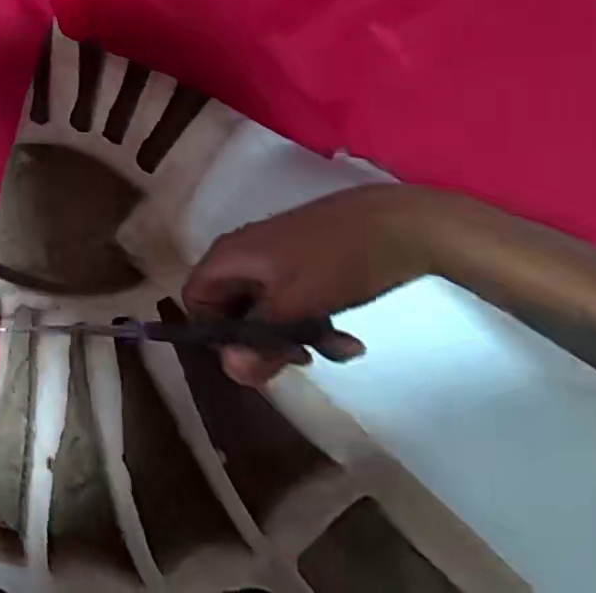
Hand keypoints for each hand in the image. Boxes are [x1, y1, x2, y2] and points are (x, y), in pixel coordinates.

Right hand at [181, 184, 489, 385]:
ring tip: (337, 350)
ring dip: (294, 339)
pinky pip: (291, 303)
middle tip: (299, 360)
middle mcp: (244, 255)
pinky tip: (348, 340)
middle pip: (231, 310)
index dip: (216, 336)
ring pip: (265, 311)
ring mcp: (274, 258)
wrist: (400, 223)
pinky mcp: (301, 264)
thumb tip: (232, 372)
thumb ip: (259, 342)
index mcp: (229, 256)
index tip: (253, 359)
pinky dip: (312, 324)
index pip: (195, 302)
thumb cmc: (338, 259)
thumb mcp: (295, 306)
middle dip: (263, 343)